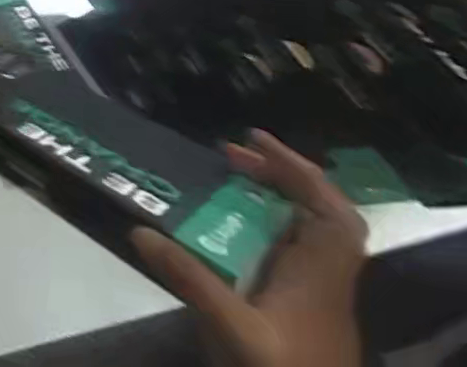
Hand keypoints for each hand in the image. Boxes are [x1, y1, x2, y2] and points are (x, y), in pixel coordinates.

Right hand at [129, 129, 367, 366]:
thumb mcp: (234, 330)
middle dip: (278, 178)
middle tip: (225, 154)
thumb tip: (139, 229)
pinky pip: (276, 250)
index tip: (253, 141)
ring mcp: (305, 295)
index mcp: (319, 280)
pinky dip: (249, 225)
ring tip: (215, 178)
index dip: (302, 175)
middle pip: (317, 218)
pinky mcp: (287, 305)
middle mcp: (319, 280)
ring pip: (297, 234)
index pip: (332, 217)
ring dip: (263, 199)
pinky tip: (211, 224)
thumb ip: (192, 280)